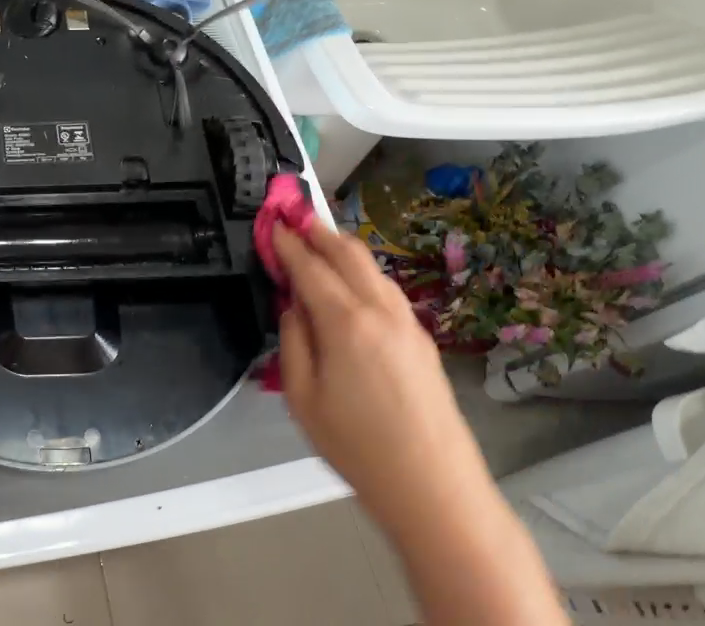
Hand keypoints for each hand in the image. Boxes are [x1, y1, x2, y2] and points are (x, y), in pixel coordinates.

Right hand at [271, 223, 491, 535]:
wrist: (433, 487)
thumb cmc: (357, 446)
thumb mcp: (301, 396)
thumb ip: (292, 340)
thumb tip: (292, 306)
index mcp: (346, 323)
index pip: (309, 266)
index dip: (287, 241)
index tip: (271, 222)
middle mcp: (381, 312)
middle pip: (348, 253)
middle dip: (318, 230)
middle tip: (294, 217)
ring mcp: (408, 324)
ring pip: (372, 268)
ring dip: (342, 249)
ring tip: (318, 243)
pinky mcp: (422, 341)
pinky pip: (387, 289)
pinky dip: (362, 272)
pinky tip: (350, 283)